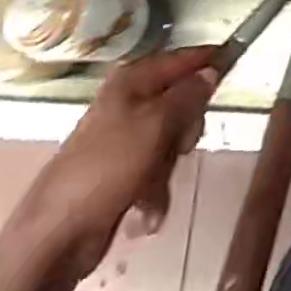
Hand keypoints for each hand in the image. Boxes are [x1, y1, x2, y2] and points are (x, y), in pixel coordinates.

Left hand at [0, 47, 218, 290]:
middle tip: (179, 144)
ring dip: (167, 169)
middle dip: (185, 130)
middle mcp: (129, 101)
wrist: (56, 232)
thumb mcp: (158, 123)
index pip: (182, 58)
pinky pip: (155, 171)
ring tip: (152, 187)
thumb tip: (212, 70)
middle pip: (182, 102)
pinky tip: (143, 209)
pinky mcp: (122, 170)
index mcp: (133, 80)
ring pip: (172, 140)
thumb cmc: (109, 164)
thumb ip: (189, 94)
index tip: (234, 64)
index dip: (208, 60)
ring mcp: (124, 137)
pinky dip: (154, 191)